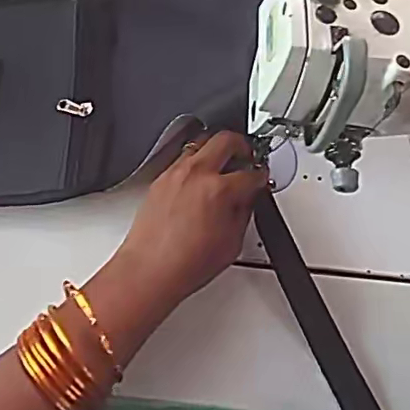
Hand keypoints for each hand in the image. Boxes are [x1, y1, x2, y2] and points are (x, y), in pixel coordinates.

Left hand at [82, 132, 267, 360]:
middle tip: (247, 155)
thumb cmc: (184, 263)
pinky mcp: (161, 177)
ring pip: (202, 142)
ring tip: (223, 161)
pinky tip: (200, 176)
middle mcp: (197, 174)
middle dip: (242, 145)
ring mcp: (176, 172)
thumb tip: (247, 198)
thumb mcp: (232, 243)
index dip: (261, 175)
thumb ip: (244, 212)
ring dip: (216, 148)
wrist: (149, 270)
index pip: (250, 173)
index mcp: (219, 190)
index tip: (260, 177)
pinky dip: (196, 160)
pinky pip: (183, 157)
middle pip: (226, 139)